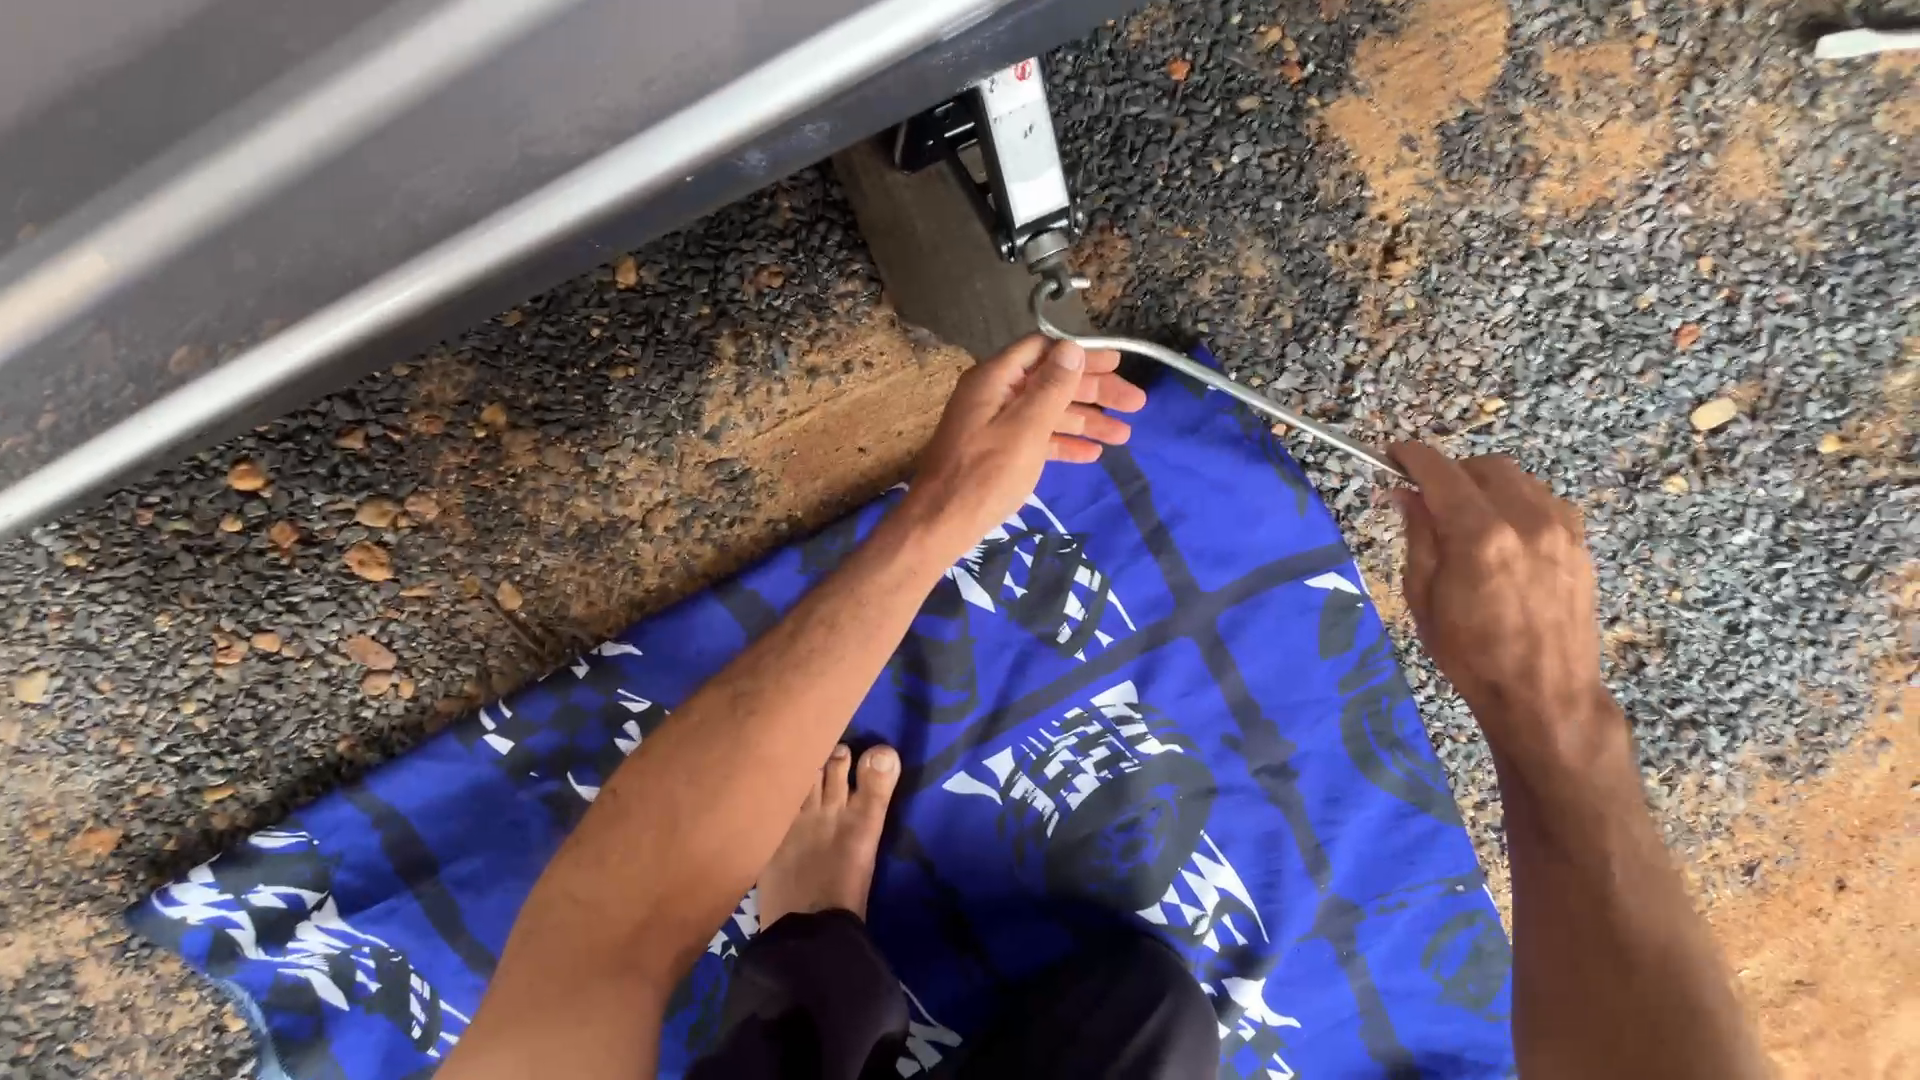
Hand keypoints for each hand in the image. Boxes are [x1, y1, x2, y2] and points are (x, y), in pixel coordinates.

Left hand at [901, 335, 1143, 557]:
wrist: (941, 524)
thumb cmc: (983, 475)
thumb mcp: (1024, 429)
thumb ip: (1051, 387)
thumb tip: (1073, 347)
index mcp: (995, 379)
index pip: (1044, 350)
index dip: (1083, 354)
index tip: (1118, 364)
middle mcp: (994, 395)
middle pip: (1051, 381)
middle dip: (1094, 391)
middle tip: (1136, 403)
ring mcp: (995, 424)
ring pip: (1048, 412)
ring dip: (1086, 421)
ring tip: (1124, 435)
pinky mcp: (998, 452)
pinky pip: (1036, 438)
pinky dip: (1063, 443)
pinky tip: (1092, 454)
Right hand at [1388, 443, 1619, 771]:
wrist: (1544, 693)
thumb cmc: (1468, 652)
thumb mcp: (1422, 596)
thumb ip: (1418, 536)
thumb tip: (1407, 495)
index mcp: (1479, 536)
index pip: (1440, 472)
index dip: (1411, 457)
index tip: (1391, 455)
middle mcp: (1526, 520)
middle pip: (1483, 466)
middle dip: (1449, 472)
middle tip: (1425, 498)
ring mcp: (1562, 529)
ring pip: (1516, 479)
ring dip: (1483, 486)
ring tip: (1463, 517)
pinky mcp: (1580, 543)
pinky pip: (1542, 501)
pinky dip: (1514, 502)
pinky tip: (1500, 534)